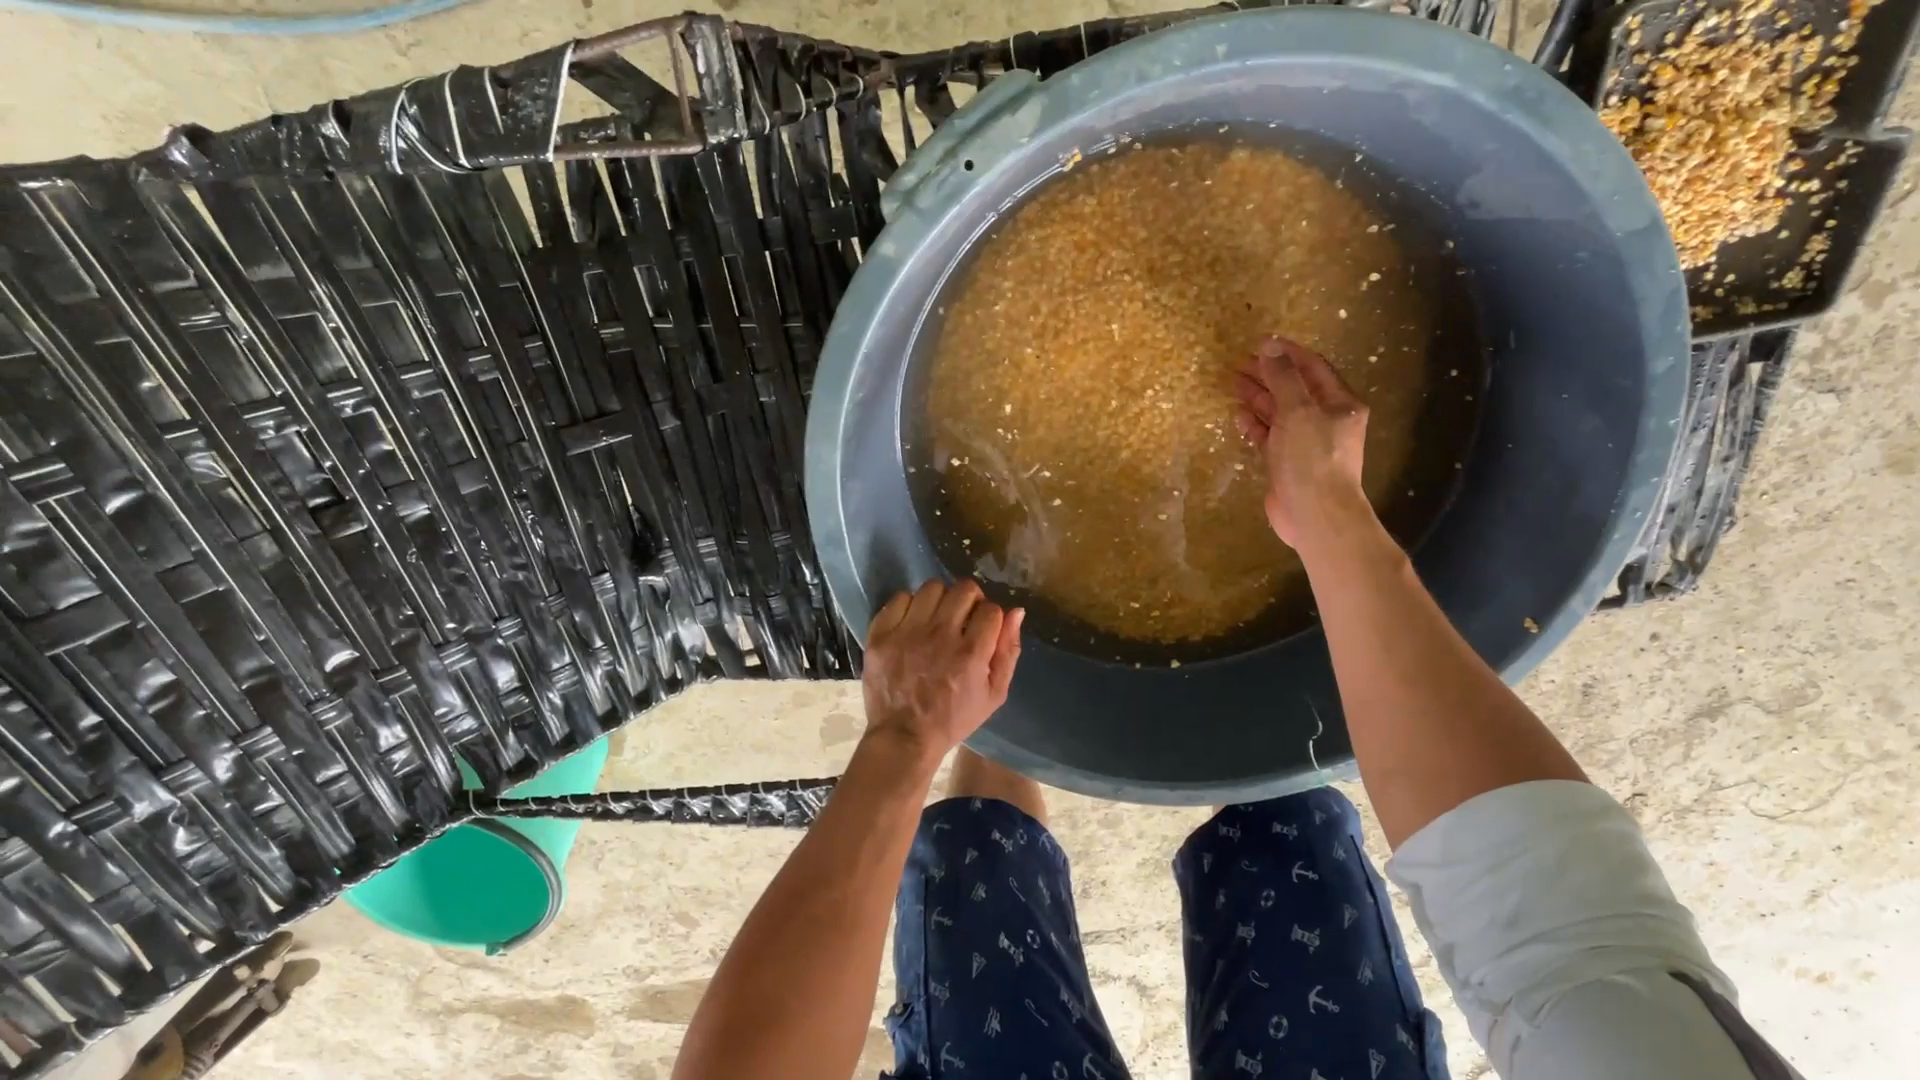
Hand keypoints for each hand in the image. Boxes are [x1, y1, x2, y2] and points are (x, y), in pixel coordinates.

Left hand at [862, 580, 1023, 757]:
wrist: (904, 737)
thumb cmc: (954, 718)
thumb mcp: (994, 694)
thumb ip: (1008, 651)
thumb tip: (1016, 612)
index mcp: (971, 653)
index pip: (991, 609)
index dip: (991, 617)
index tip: (983, 629)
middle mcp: (940, 636)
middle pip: (964, 590)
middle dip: (970, 601)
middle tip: (963, 619)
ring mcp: (907, 633)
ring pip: (932, 588)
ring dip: (941, 599)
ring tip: (937, 618)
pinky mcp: (881, 635)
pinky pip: (900, 598)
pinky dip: (910, 606)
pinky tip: (913, 623)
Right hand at [1232, 335, 1371, 553]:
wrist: (1315, 514)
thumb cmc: (1312, 458)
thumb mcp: (1298, 411)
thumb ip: (1283, 377)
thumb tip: (1269, 346)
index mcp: (1339, 403)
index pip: (1313, 368)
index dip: (1288, 353)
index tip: (1261, 342)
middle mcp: (1325, 420)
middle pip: (1293, 389)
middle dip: (1267, 374)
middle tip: (1238, 362)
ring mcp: (1305, 442)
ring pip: (1279, 412)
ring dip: (1258, 398)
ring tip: (1232, 383)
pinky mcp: (1286, 462)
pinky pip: (1269, 436)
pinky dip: (1255, 425)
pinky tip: (1238, 416)